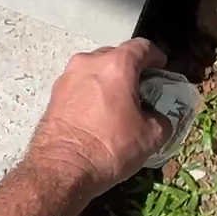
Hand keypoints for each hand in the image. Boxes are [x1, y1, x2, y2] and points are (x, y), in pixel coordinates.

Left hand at [26, 39, 173, 193]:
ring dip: (109, 81)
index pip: (142, 47)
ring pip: (95, 70)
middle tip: (142, 89)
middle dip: (131, 69)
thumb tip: (160, 119)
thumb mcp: (150, 137)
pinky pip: (80, 85)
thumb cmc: (108, 147)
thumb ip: (162, 120)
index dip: (156, 56)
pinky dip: (91, 92)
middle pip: (115, 55)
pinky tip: (98, 113)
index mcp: (116, 66)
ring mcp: (67, 77)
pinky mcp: (54, 94)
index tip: (162, 67)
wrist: (62, 169)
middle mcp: (89, 63)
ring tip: (118, 103)